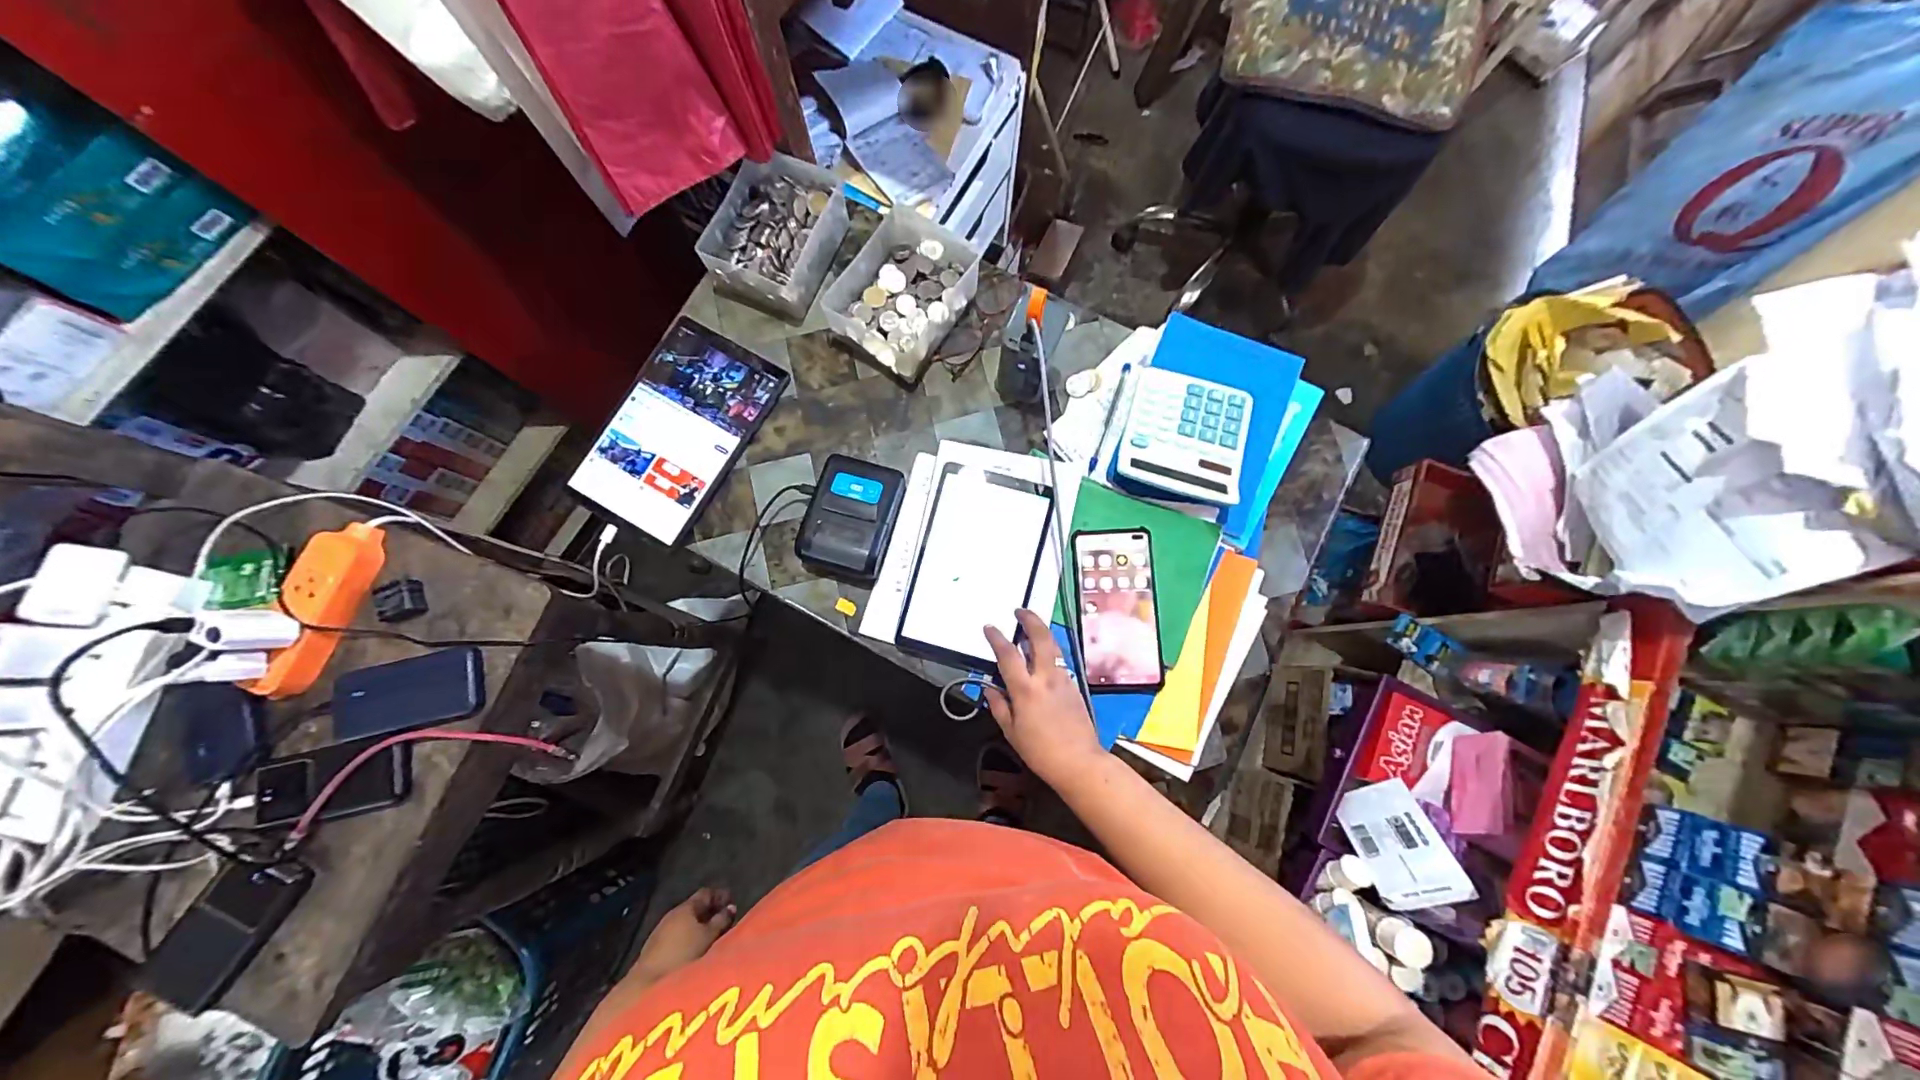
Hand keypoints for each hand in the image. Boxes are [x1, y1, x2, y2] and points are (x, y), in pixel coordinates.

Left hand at [634, 887, 735, 978]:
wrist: (646, 986)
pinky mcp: (656, 950)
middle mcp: (672, 916)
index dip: (719, 895)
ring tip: (714, 936)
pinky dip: (690, 938)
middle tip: (726, 919)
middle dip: (710, 912)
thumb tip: (730, 908)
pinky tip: (697, 949)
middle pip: (694, 908)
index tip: (732, 901)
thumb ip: (721, 921)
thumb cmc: (684, 955)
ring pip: (686, 923)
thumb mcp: (709, 936)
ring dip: (700, 927)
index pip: (705, 894)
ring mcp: (661, 933)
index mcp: (685, 908)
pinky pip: (678, 936)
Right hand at [982, 609, 1105, 784]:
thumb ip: (999, 706)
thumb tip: (989, 689)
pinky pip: (1059, 664)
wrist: (1080, 762)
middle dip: (1030, 619)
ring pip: (1053, 648)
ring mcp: (1063, 680)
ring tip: (1030, 630)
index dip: (996, 638)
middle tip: (1020, 611)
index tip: (990, 627)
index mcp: (1025, 690)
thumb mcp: (1011, 732)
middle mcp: (1046, 678)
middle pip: (1040, 638)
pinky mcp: (1074, 687)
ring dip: (1041, 634)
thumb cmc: (1041, 751)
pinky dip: (1049, 655)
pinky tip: (1042, 661)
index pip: (1008, 654)